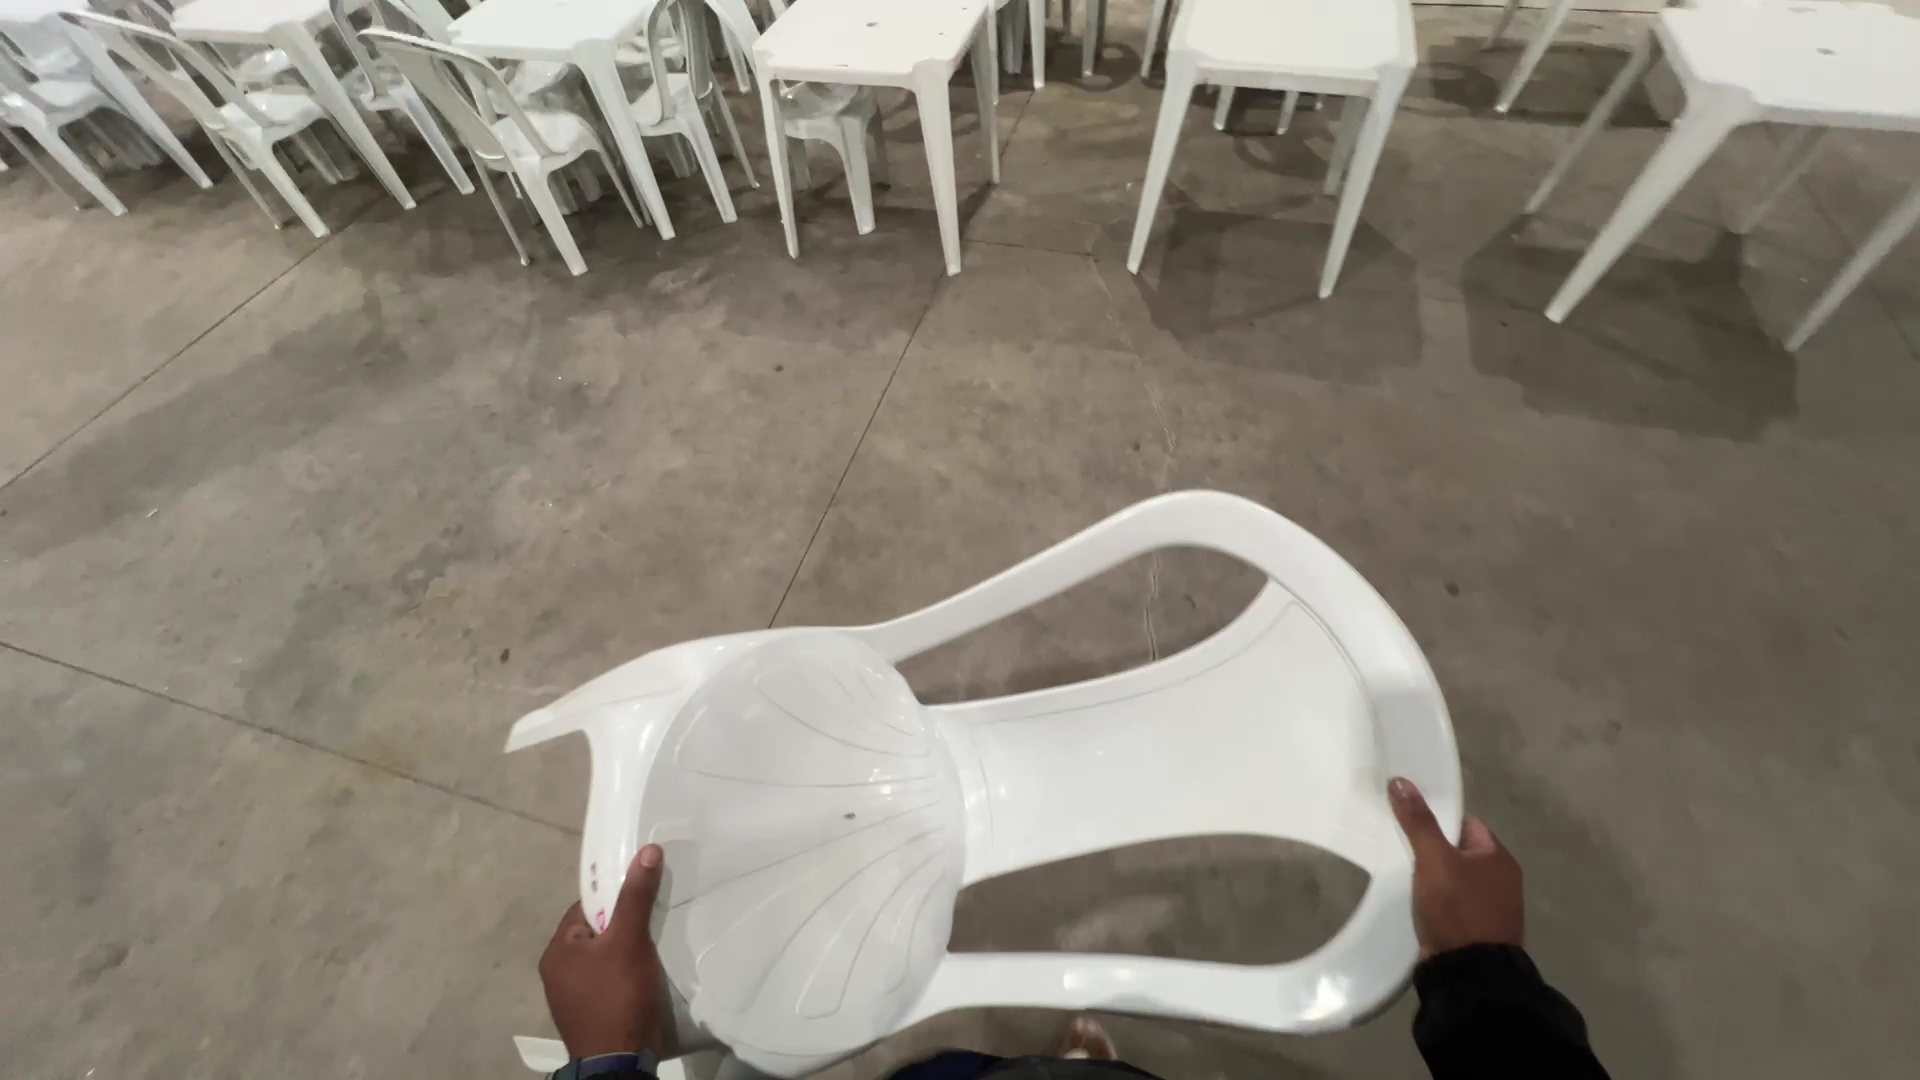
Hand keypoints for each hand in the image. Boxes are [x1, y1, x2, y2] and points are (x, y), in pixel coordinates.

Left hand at [539, 845, 672, 1059]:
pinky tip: (654, 959)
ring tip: (660, 929)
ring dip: (633, 940)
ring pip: (610, 950)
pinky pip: (616, 971)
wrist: (621, 1061)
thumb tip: (648, 850)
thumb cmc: (616, 996)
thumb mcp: (629, 939)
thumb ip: (636, 895)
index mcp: (558, 951)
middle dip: (627, 916)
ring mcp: (579, 992)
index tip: (643, 885)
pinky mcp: (598, 1006)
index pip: (587, 904)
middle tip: (657, 905)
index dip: (615, 892)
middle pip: (600, 927)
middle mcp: (562, 970)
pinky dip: (634, 962)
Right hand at [1388, 777, 1523, 958]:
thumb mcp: (1434, 858)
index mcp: (1499, 858)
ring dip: (1427, 871)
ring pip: (1449, 874)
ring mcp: (1488, 905)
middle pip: (1455, 848)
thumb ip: (1418, 821)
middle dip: (1427, 844)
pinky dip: (1430, 893)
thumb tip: (1401, 781)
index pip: (1465, 823)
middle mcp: (1499, 879)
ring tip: (1398, 866)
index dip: (1437, 817)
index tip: (1408, 818)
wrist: (1470, 972)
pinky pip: (1447, 897)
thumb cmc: (1459, 908)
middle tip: (1397, 840)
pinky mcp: (1472, 926)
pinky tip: (1409, 894)